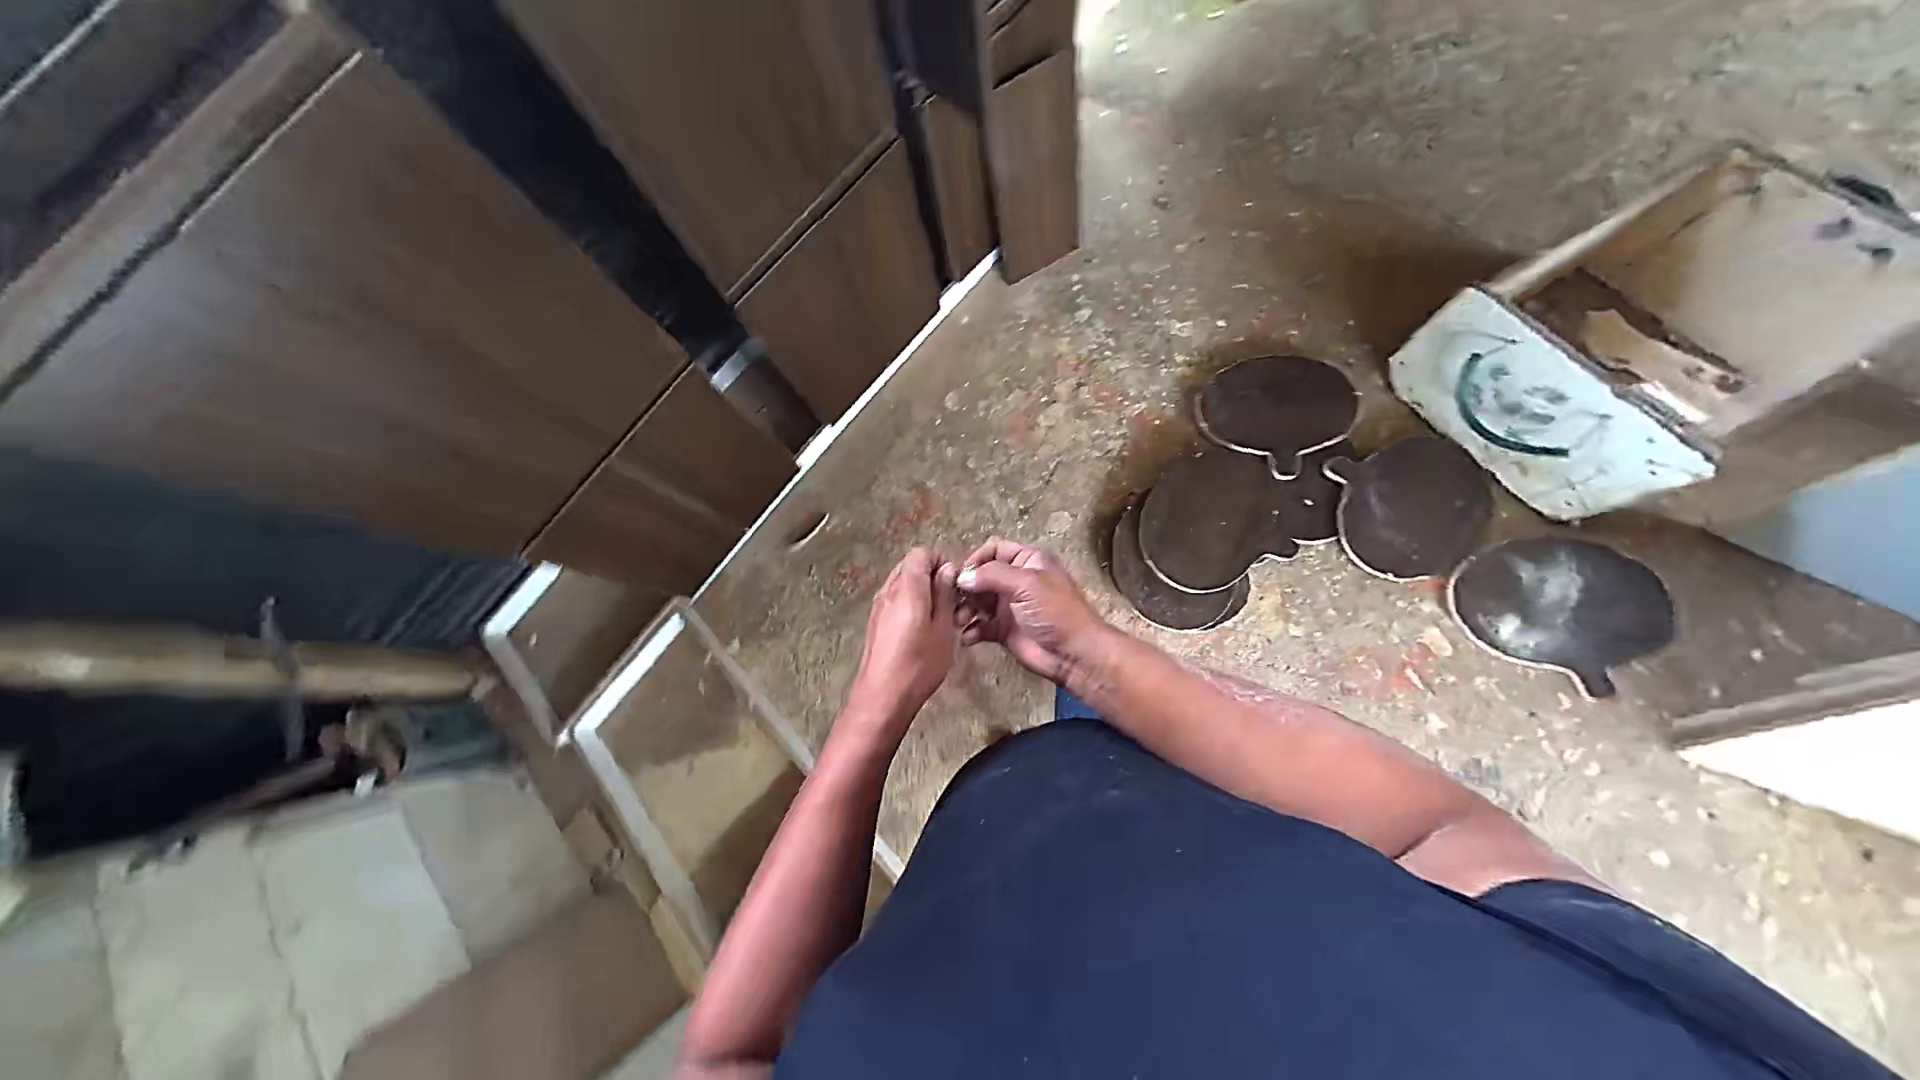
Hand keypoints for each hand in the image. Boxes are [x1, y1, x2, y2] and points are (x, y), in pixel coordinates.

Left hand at [844, 548, 959, 736]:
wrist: (883, 697)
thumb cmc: (919, 664)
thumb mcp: (944, 627)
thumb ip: (945, 594)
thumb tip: (946, 570)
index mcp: (907, 588)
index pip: (920, 554)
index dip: (940, 561)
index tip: (954, 581)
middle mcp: (888, 591)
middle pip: (909, 566)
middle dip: (931, 576)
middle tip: (951, 599)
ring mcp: (878, 607)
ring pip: (902, 584)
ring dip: (921, 591)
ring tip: (940, 617)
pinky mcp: (875, 623)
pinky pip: (895, 601)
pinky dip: (910, 604)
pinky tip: (923, 629)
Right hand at [954, 538, 1112, 687]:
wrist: (1074, 654)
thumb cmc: (1055, 612)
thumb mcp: (1027, 584)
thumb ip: (992, 575)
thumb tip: (962, 577)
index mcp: (1027, 562)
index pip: (994, 550)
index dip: (976, 560)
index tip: (960, 575)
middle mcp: (1017, 581)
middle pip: (982, 577)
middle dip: (966, 588)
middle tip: (953, 601)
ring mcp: (1010, 606)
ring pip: (978, 601)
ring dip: (966, 609)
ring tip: (960, 620)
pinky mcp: (1004, 630)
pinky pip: (981, 626)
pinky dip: (972, 630)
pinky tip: (969, 637)